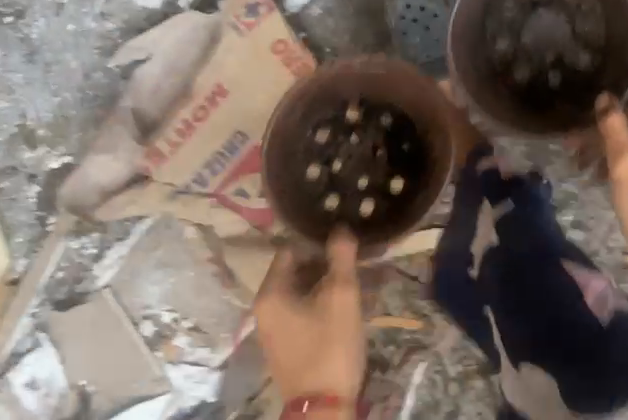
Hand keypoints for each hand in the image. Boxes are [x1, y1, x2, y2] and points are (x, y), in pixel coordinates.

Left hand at [254, 230, 365, 405]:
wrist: (323, 408)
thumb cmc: (330, 345)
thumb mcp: (341, 295)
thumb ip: (341, 256)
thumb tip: (341, 227)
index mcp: (271, 293)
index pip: (291, 249)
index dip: (318, 240)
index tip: (344, 239)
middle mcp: (266, 308)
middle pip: (298, 270)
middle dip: (328, 262)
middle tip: (358, 258)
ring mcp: (275, 329)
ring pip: (305, 291)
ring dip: (331, 282)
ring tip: (362, 279)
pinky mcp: (288, 345)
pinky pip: (305, 311)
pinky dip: (325, 302)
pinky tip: (352, 303)